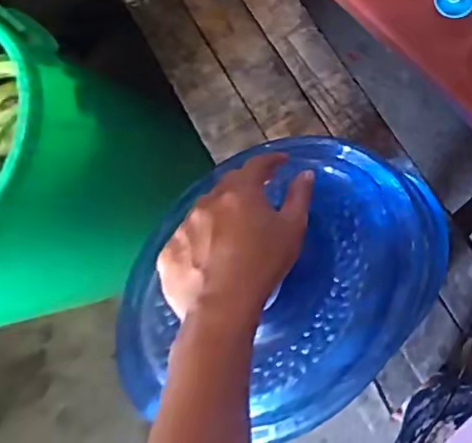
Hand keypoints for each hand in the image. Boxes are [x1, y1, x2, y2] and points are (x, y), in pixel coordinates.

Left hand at [158, 154, 314, 323]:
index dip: (271, 160)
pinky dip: (198, 237)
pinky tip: (207, 253)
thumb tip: (304, 174)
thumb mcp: (293, 228)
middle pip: (228, 184)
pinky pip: (186, 236)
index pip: (256, 164)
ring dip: (219, 212)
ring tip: (231, 229)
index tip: (281, 162)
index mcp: (240, 192)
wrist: (220, 311)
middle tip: (258, 195)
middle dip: (245, 185)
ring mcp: (183, 227)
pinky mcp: (167, 253)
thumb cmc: (263, 264)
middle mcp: (208, 202)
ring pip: (205, 210)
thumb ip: (299, 196)